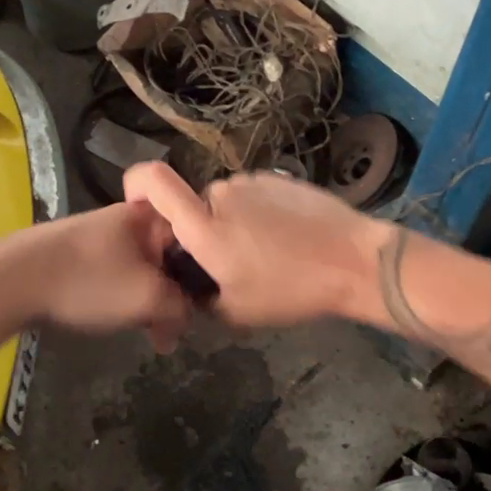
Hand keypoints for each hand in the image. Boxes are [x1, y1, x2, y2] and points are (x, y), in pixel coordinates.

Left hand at [0, 201, 191, 351]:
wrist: (9, 281)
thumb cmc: (87, 283)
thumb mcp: (148, 298)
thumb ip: (181, 307)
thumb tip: (184, 318)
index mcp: (149, 216)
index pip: (196, 241)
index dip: (204, 278)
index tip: (200, 312)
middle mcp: (126, 218)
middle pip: (168, 259)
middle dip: (172, 299)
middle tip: (166, 335)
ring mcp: (98, 234)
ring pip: (141, 270)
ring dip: (146, 303)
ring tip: (142, 333)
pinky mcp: (75, 253)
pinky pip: (114, 274)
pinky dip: (120, 298)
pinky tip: (110, 319)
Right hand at [123, 161, 391, 326]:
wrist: (356, 260)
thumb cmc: (292, 290)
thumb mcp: (238, 312)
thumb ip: (202, 299)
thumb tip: (193, 290)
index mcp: (203, 226)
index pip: (152, 181)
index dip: (135, 186)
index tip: (138, 207)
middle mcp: (221, 193)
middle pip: (194, 207)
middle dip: (203, 232)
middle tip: (231, 265)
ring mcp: (253, 181)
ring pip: (225, 203)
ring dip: (234, 224)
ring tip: (268, 255)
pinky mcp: (280, 178)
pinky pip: (253, 196)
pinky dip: (259, 215)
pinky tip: (287, 239)